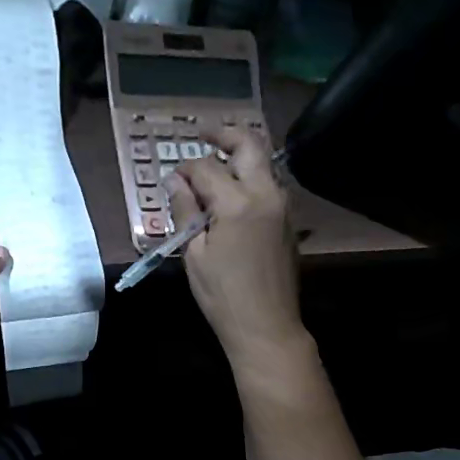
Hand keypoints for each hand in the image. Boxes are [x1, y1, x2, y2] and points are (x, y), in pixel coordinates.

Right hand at [170, 125, 305, 369]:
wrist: (266, 325)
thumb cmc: (222, 295)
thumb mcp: (194, 255)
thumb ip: (185, 212)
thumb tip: (175, 182)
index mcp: (237, 202)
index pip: (205, 168)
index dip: (185, 168)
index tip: (171, 177)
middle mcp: (265, 194)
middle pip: (249, 145)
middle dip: (225, 134)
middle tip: (205, 134)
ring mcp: (282, 206)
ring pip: (265, 163)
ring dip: (242, 154)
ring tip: (219, 159)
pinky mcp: (288, 221)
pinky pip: (270, 185)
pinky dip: (251, 177)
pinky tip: (234, 192)